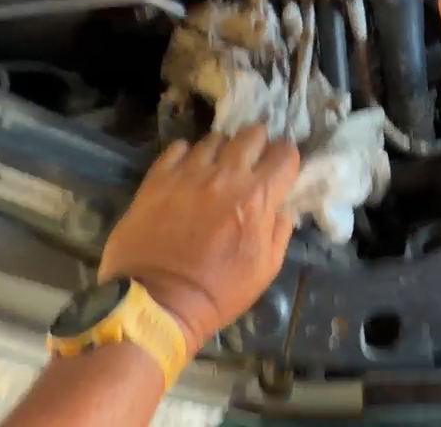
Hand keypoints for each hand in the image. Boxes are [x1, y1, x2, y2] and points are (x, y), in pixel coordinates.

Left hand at [99, 127, 300, 347]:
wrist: (154, 307)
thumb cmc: (217, 292)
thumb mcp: (266, 269)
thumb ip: (280, 230)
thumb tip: (281, 205)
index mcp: (257, 196)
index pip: (286, 153)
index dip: (286, 159)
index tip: (279, 170)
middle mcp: (226, 175)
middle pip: (252, 134)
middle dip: (257, 144)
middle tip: (250, 163)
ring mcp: (190, 173)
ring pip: (215, 138)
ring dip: (221, 150)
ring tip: (216, 168)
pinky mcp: (158, 179)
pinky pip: (178, 148)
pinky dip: (187, 156)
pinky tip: (187, 172)